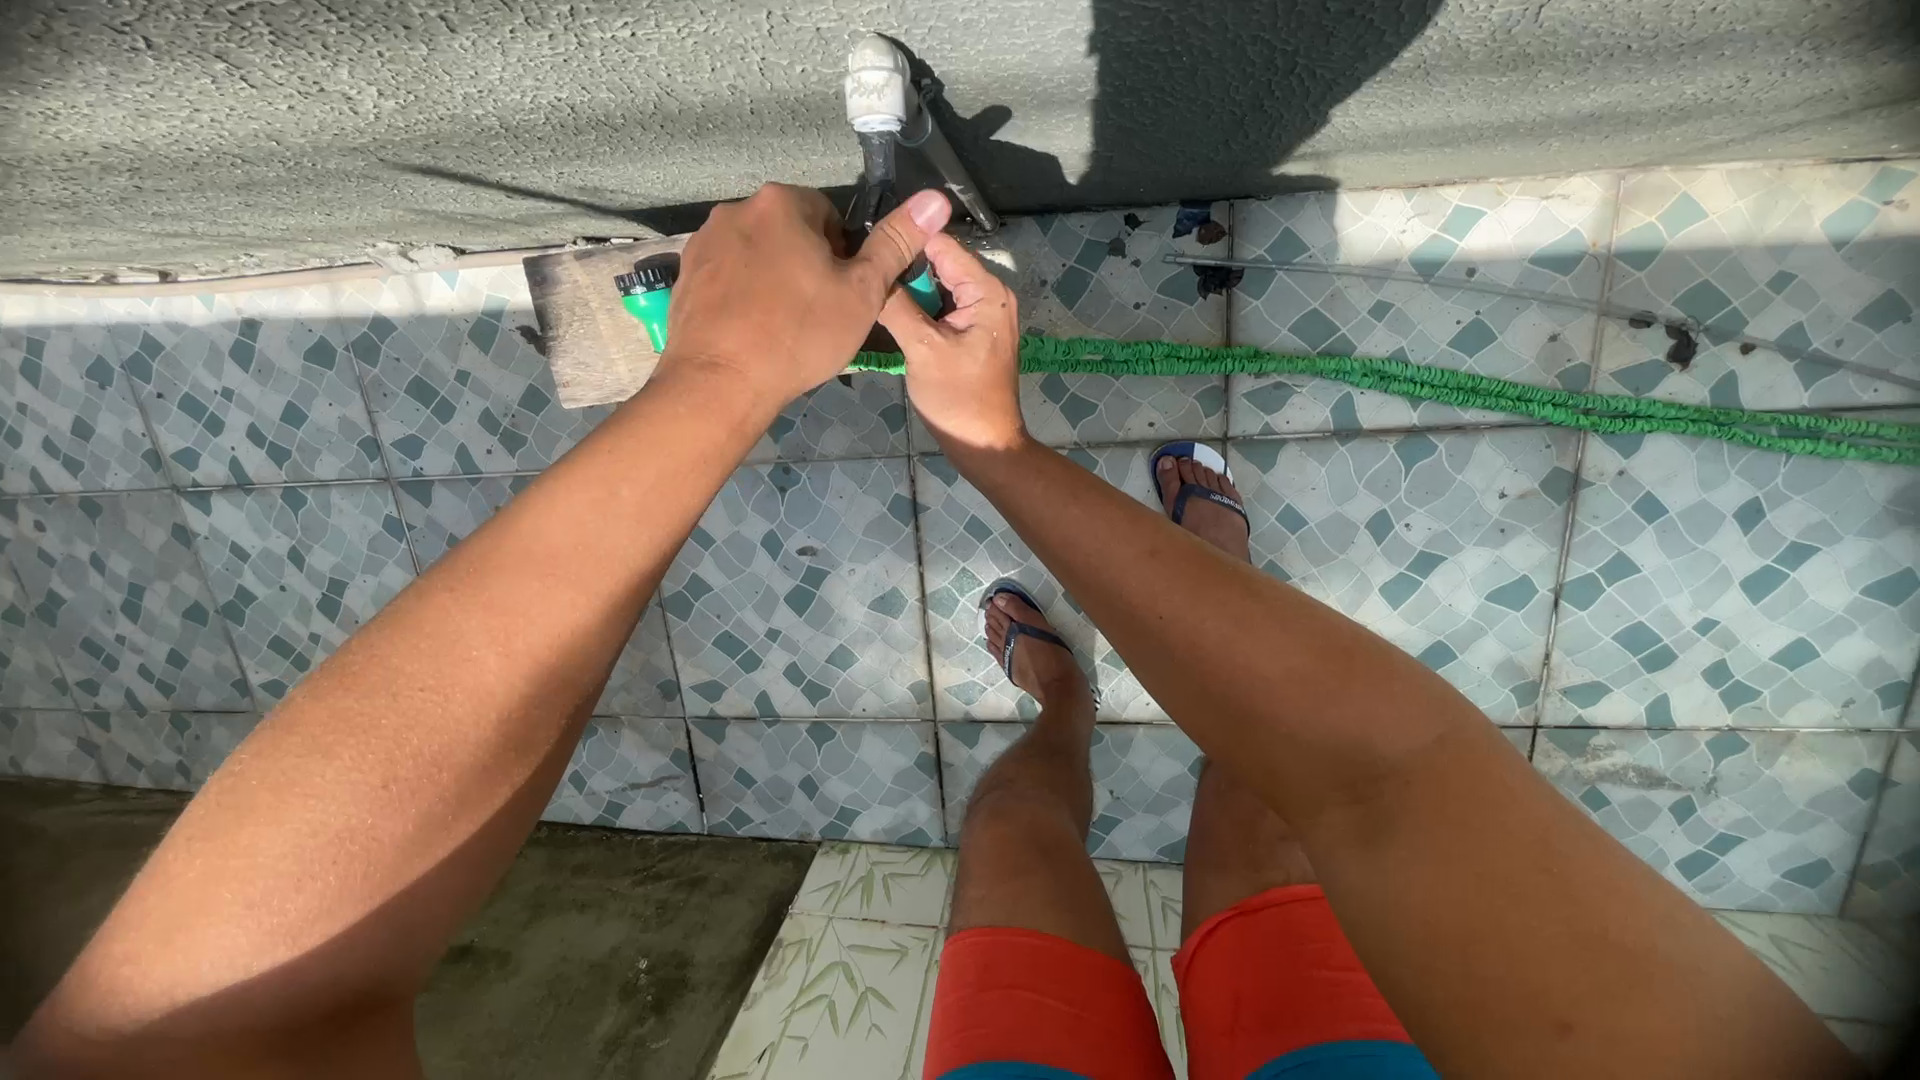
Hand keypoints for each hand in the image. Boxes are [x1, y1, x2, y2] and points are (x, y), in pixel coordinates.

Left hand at [660, 183, 950, 407]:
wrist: (720, 381)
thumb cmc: (800, 335)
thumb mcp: (862, 293)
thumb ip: (896, 244)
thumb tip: (936, 199)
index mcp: (783, 202)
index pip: (829, 216)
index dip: (844, 257)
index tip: (842, 294)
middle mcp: (737, 208)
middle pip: (790, 231)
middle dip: (806, 264)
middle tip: (816, 314)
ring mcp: (704, 240)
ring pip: (758, 254)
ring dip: (774, 278)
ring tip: (782, 326)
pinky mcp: (685, 274)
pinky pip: (728, 276)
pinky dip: (743, 295)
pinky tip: (751, 330)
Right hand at [876, 233, 1027, 451]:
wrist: (983, 444)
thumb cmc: (958, 399)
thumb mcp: (923, 350)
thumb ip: (896, 305)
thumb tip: (868, 269)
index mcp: (987, 291)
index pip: (940, 244)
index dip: (904, 241)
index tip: (865, 248)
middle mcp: (988, 294)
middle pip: (937, 264)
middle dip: (903, 269)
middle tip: (862, 276)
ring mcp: (980, 314)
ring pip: (935, 287)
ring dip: (907, 291)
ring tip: (869, 293)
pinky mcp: (970, 333)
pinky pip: (939, 309)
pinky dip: (917, 310)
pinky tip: (889, 315)